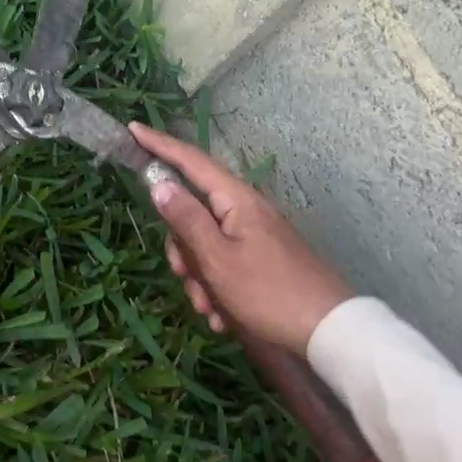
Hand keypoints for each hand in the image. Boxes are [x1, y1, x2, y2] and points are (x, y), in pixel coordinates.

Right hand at [131, 123, 353, 352]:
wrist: (330, 332)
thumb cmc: (269, 292)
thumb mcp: (218, 259)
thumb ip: (186, 220)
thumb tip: (160, 184)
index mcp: (235, 199)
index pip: (190, 161)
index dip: (160, 145)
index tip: (132, 128)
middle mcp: (245, 210)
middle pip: (193, 213)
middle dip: (182, 249)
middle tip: (184, 277)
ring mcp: (255, 235)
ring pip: (206, 245)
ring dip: (200, 278)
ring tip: (210, 311)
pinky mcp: (263, 259)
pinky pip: (225, 265)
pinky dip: (218, 290)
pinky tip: (223, 318)